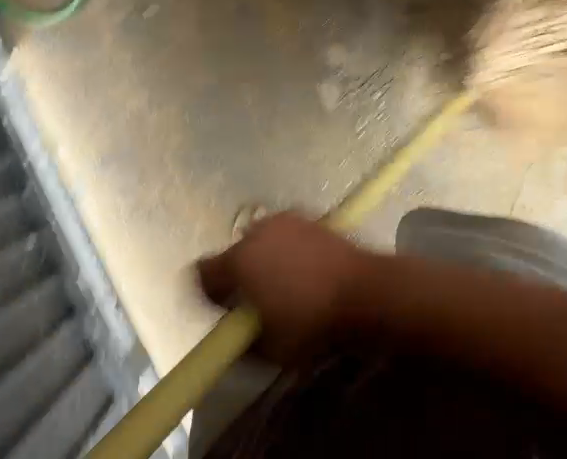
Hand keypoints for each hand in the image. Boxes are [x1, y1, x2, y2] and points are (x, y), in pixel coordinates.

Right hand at [194, 211, 375, 362]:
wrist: (365, 290)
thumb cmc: (311, 323)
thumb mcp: (270, 349)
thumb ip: (241, 340)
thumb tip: (234, 334)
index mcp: (237, 261)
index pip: (202, 273)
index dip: (208, 293)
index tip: (223, 310)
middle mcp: (255, 232)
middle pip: (233, 253)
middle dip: (239, 274)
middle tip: (257, 300)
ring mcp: (284, 220)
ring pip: (260, 240)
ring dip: (264, 258)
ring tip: (285, 284)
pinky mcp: (309, 217)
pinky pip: (286, 235)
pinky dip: (288, 249)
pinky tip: (306, 270)